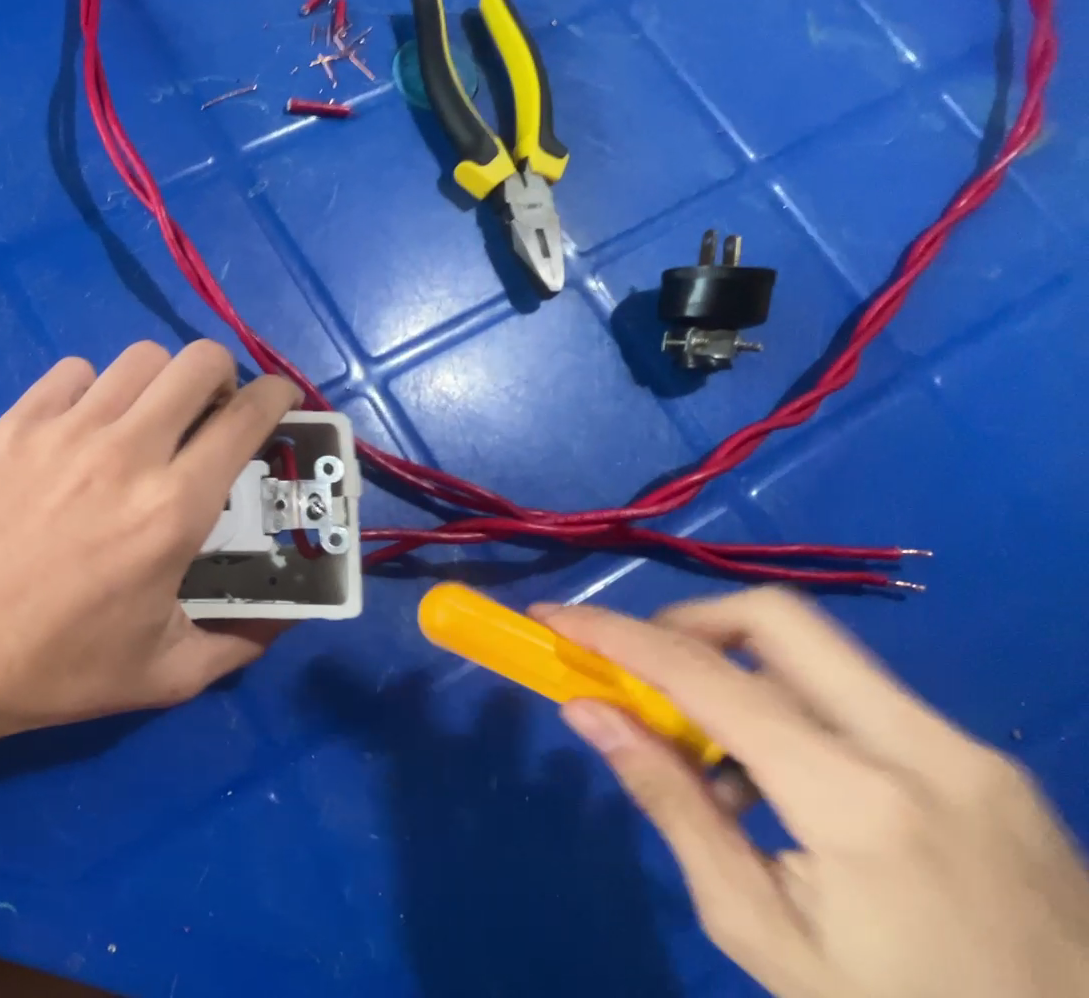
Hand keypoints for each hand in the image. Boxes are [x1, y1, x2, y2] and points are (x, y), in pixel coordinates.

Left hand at [0, 340, 300, 747]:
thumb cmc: (57, 667)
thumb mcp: (166, 674)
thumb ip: (243, 641)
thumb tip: (288, 616)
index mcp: (174, 508)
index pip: (247, 416)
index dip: (279, 398)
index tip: (282, 406)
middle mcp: (126, 452)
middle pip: (198, 361)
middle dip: (224, 377)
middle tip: (215, 415)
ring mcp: (65, 430)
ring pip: (138, 358)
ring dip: (162, 382)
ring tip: (151, 422)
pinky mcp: (16, 424)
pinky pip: (73, 372)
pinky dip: (95, 390)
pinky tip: (85, 430)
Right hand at [541, 589, 1088, 997]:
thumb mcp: (756, 927)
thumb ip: (671, 804)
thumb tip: (588, 712)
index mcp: (857, 799)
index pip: (708, 676)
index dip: (616, 634)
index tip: (555, 617)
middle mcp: (922, 747)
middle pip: (778, 619)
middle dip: (683, 623)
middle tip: (633, 668)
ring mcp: (968, 750)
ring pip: (821, 654)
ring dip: (736, 671)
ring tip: (705, 754)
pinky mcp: (988, 764)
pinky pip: (861, 698)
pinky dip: (790, 707)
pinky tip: (777, 783)